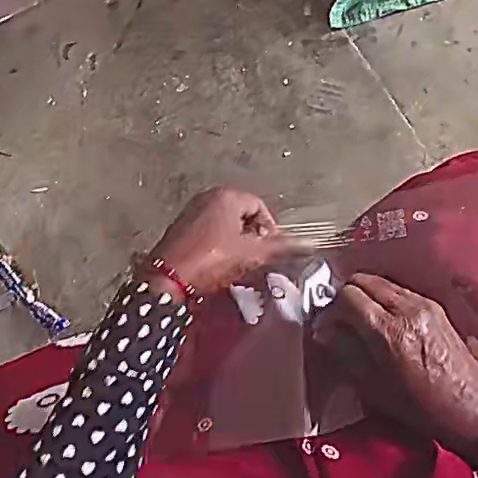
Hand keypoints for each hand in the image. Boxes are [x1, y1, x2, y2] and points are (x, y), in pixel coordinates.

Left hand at [146, 187, 286, 295]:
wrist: (168, 281)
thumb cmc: (209, 261)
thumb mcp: (251, 254)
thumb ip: (282, 248)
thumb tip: (310, 245)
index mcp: (226, 196)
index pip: (260, 207)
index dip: (270, 229)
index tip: (269, 249)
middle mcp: (207, 198)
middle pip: (242, 215)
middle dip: (252, 237)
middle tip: (254, 257)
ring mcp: (192, 213)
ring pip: (225, 225)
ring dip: (235, 243)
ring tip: (237, 264)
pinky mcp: (181, 230)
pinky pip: (209, 233)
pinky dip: (218, 247)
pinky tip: (218, 266)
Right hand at [312, 273, 477, 455]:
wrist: (472, 405)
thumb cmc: (422, 406)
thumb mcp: (374, 387)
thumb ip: (346, 352)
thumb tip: (324, 331)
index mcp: (389, 331)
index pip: (348, 296)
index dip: (331, 309)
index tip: (326, 326)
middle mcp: (406, 309)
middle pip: (363, 281)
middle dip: (346, 297)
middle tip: (339, 320)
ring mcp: (423, 303)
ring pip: (381, 282)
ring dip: (365, 296)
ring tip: (359, 321)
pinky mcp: (434, 305)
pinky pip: (398, 290)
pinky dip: (383, 299)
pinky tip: (382, 321)